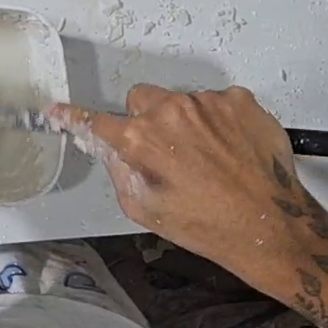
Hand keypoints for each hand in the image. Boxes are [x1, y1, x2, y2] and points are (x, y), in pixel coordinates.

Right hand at [44, 86, 327, 288]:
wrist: (271, 227)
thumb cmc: (206, 225)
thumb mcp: (144, 209)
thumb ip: (119, 170)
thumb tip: (110, 146)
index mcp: (141, 139)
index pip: (96, 121)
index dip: (75, 118)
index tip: (56, 111)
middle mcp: (171, 110)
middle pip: (142, 100)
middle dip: (147, 120)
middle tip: (167, 153)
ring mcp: (208, 101)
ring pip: (181, 101)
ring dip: (186, 122)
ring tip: (208, 158)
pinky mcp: (240, 100)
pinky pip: (216, 102)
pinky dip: (218, 121)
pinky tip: (230, 149)